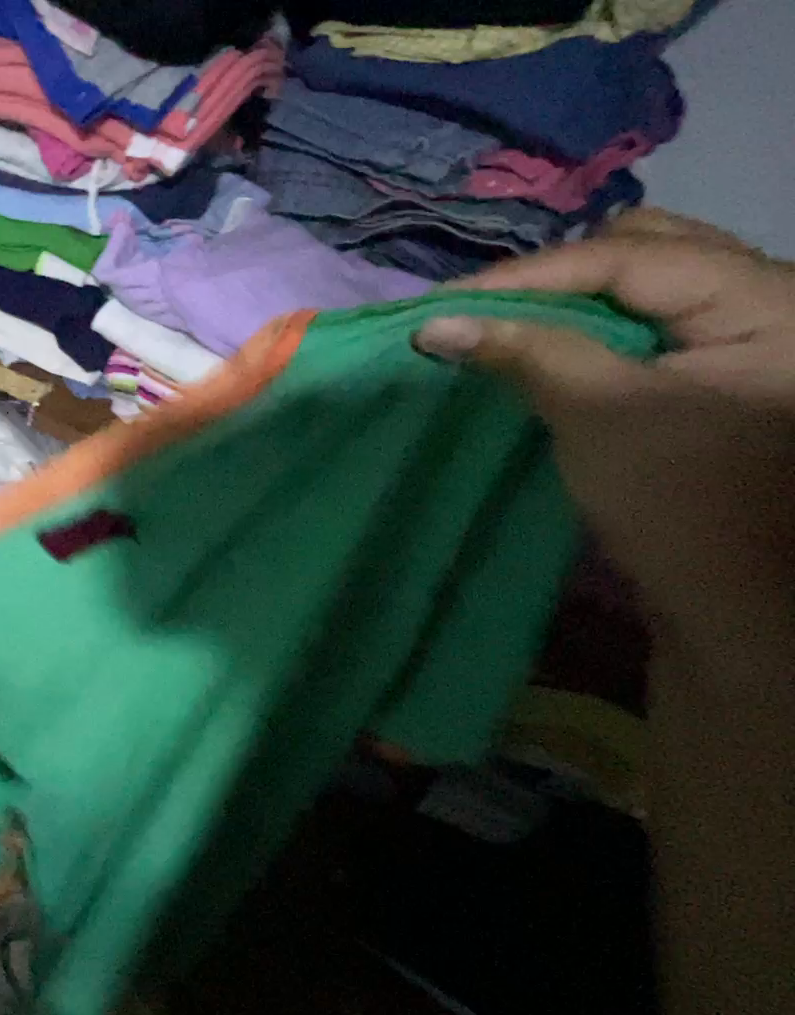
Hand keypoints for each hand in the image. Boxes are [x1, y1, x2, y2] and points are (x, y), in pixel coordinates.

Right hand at [414, 209, 794, 632]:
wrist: (737, 588)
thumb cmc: (677, 496)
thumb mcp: (597, 413)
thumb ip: (522, 353)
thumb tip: (431, 322)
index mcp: (766, 298)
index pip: (629, 256)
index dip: (527, 275)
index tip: (441, 304)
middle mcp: (767, 296)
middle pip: (649, 247)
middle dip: (553, 273)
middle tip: (477, 307)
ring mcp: (745, 332)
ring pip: (646, 280)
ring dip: (566, 297)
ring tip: (500, 322)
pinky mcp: (717, 366)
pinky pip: (645, 317)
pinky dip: (585, 324)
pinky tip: (539, 344)